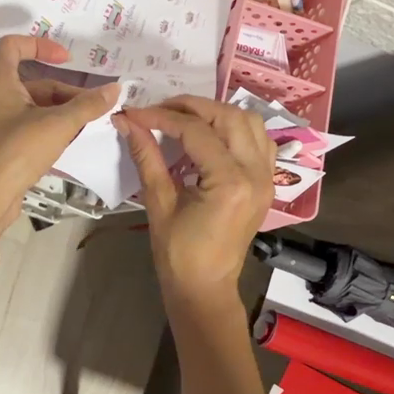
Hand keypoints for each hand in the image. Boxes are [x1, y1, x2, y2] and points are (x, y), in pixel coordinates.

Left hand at [0, 35, 120, 238]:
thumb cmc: (16, 152)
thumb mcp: (57, 125)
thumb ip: (87, 105)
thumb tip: (115, 89)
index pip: (13, 45)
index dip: (41, 45)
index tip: (66, 59)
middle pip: (30, 80)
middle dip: (62, 89)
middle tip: (90, 103)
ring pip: (30, 105)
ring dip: (58, 110)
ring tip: (86, 122)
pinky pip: (24, 124)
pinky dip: (46, 125)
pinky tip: (68, 138)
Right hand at [115, 95, 273, 306]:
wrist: (205, 287)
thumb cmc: (178, 254)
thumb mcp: (158, 203)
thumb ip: (147, 157)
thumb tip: (127, 122)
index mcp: (230, 182)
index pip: (196, 131)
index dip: (162, 117)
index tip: (134, 113)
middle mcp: (256, 173)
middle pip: (228, 116)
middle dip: (191, 107)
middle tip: (158, 110)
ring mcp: (266, 176)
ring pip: (249, 122)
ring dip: (216, 113)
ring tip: (183, 118)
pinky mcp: (266, 181)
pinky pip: (258, 140)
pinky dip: (235, 129)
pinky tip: (210, 135)